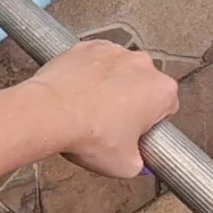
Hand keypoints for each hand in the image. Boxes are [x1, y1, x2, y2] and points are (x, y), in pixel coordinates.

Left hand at [20, 40, 177, 177]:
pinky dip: (85, 71)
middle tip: (105, 122)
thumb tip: (137, 162)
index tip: (130, 132)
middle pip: (141, 85)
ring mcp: (112, 51)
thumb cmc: (87, 135)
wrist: (48, 113)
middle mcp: (142, 63)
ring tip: (85, 106)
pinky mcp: (85, 46)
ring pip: (116, 70)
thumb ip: (140, 163)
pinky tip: (74, 90)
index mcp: (162, 90)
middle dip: (128, 101)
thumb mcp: (125, 165)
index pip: (165, 108)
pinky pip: (91, 60)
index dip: (147, 123)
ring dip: (107, 84)